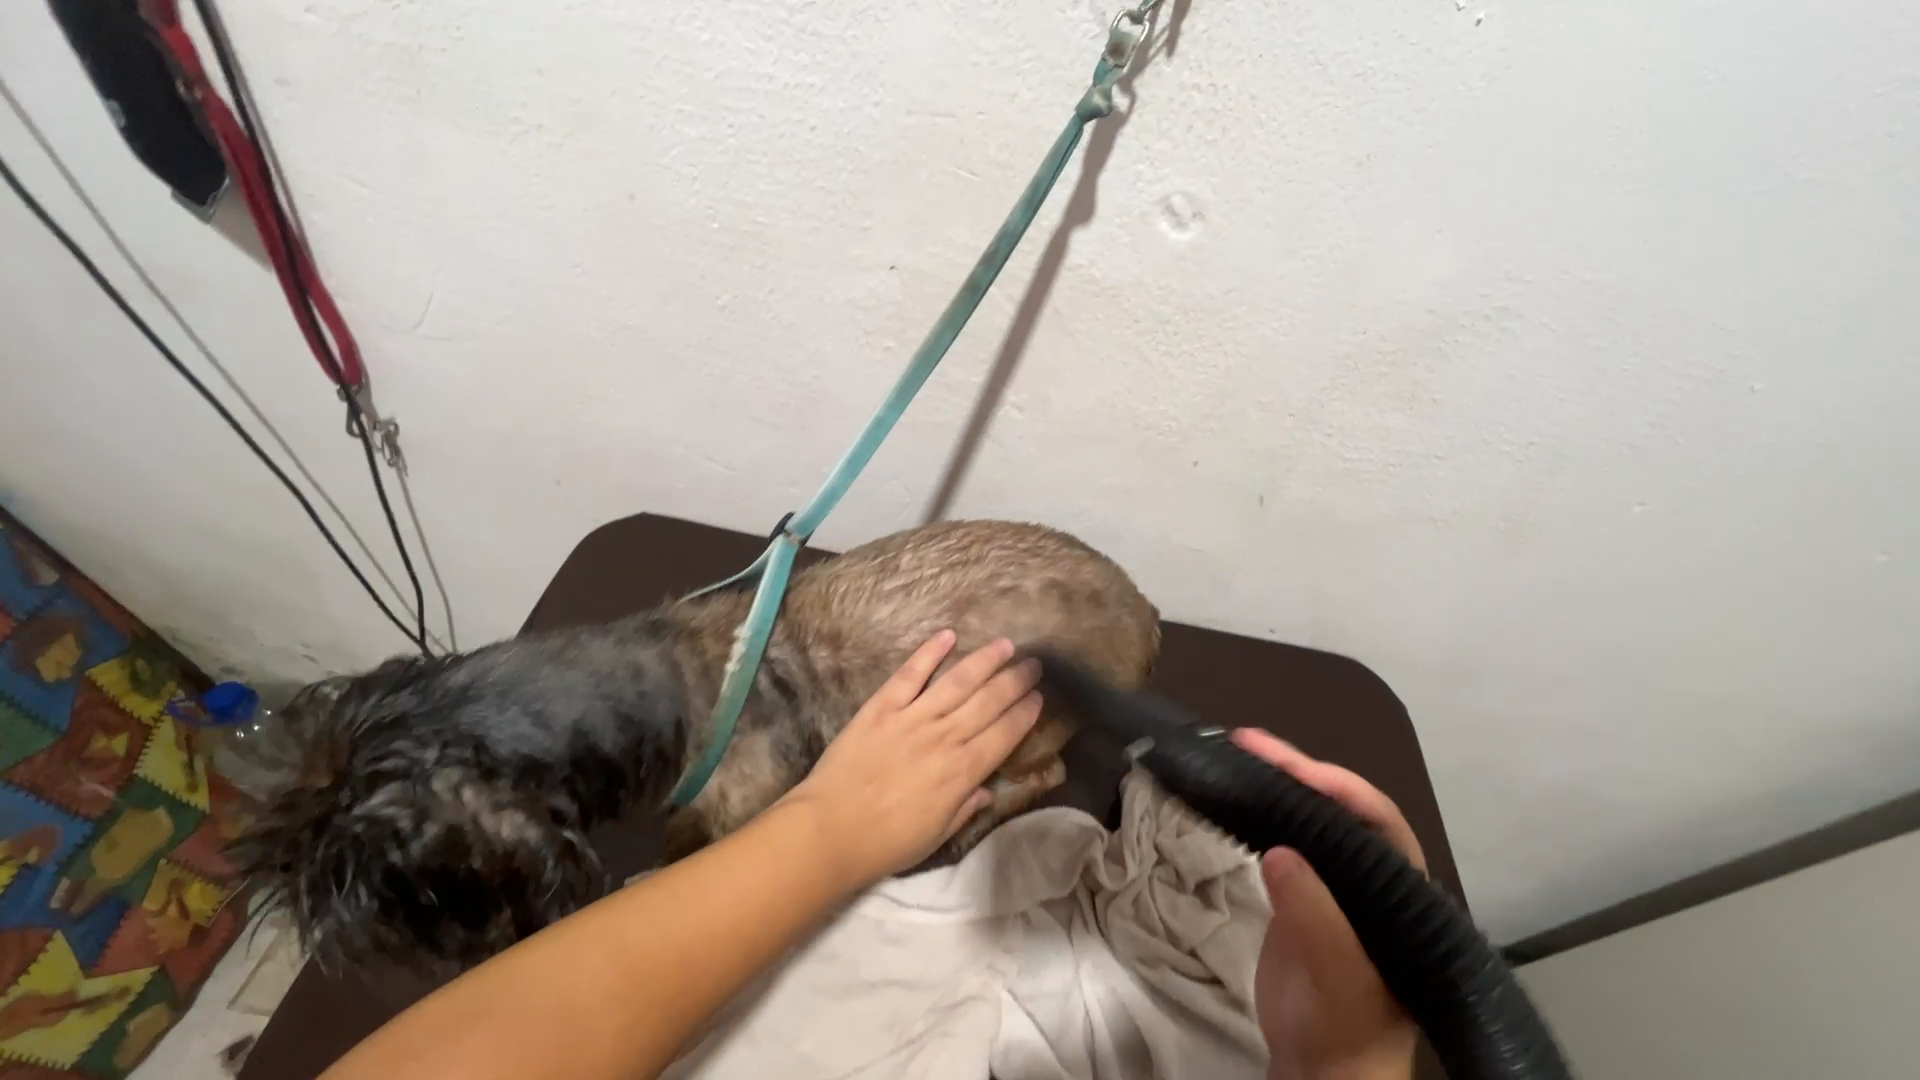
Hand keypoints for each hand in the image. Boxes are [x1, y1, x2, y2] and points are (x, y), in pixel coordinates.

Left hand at [784, 632, 1041, 887]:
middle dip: (1015, 680)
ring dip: (985, 660)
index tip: (1039, 696)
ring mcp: (912, 718)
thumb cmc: (887, 842)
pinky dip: (929, 652)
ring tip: (1005, 644)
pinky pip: (910, 674)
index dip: (1025, 713)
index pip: (1004, 734)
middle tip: (1034, 663)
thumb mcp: (937, 834)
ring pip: (957, 681)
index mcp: (962, 772)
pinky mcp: (881, 707)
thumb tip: (986, 789)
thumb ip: (965, 808)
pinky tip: (948, 635)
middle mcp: (945, 737)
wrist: (831, 830)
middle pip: (988, 701)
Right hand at [1234, 729, 1424, 1079]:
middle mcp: (1372, 874)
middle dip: (1298, 770)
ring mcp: (1334, 880)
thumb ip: (1316, 919)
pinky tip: (1235, 792)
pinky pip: (1282, 836)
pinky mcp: (1299, 889)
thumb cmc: (1346, 1028)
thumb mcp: (1340, 980)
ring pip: (1309, 815)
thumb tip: (1279, 853)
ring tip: (1236, 751)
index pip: (1378, 821)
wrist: (1319, 1067)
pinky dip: (1259, 809)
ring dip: (1276, 781)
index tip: (1291, 766)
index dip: (1339, 787)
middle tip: (1249, 742)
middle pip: (1339, 807)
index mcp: (1402, 890)